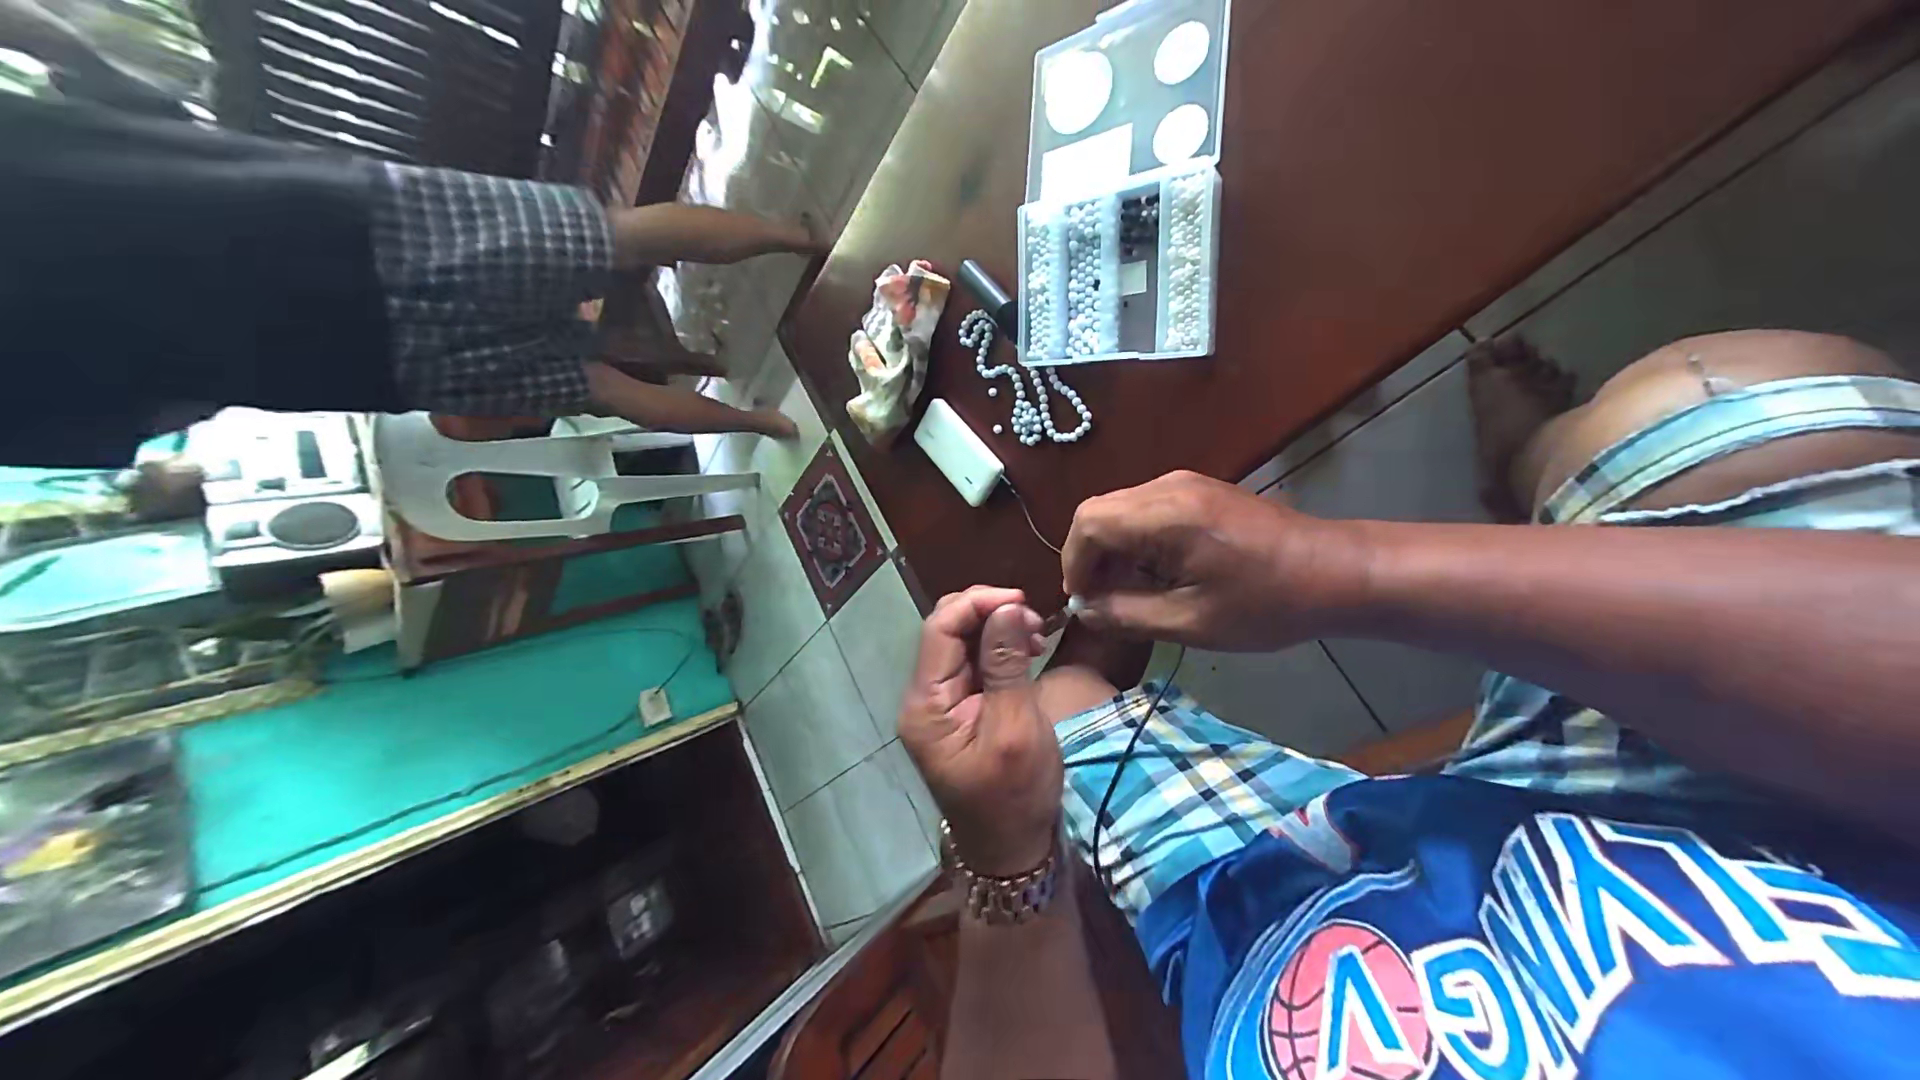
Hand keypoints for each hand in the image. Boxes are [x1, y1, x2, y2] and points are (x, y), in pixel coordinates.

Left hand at [896, 586, 1057, 876]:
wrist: (1012, 851)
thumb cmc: (1015, 796)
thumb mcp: (1017, 729)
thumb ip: (1006, 665)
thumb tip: (1006, 608)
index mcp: (925, 704)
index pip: (939, 629)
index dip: (977, 604)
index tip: (1021, 600)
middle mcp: (922, 698)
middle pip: (945, 631)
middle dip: (988, 614)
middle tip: (1034, 622)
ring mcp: (939, 704)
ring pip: (960, 643)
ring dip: (996, 629)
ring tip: (1035, 636)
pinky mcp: (957, 709)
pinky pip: (971, 663)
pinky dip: (997, 649)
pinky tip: (1024, 650)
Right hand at [1061, 470, 1371, 650]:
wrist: (1338, 571)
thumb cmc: (1267, 603)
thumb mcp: (1192, 621)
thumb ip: (1127, 614)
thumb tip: (1085, 610)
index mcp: (1165, 514)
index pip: (1088, 523)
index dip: (1074, 564)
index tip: (1085, 602)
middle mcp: (1168, 487)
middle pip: (1098, 511)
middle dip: (1088, 557)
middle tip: (1101, 600)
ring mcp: (1185, 484)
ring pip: (1119, 509)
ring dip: (1110, 549)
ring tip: (1126, 591)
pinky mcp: (1198, 491)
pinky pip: (1144, 509)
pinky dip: (1133, 540)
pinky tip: (1153, 572)